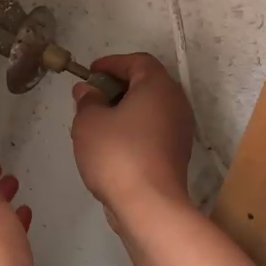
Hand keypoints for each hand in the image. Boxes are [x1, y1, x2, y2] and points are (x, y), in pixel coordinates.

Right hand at [70, 52, 194, 216]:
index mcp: (158, 87)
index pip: (138, 61)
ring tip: (96, 123)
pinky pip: (152, 130)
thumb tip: (87, 91)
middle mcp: (175, 103)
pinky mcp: (176, 153)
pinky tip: (110, 145)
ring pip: (149, 109)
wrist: (149, 203)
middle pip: (146, 84)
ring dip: (123, 110)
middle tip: (90, 99)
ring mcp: (179, 129)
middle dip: (116, 88)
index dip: (112, 63)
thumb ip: (87, 101)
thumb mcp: (88, 122)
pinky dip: (133, 129)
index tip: (90, 73)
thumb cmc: (117, 154)